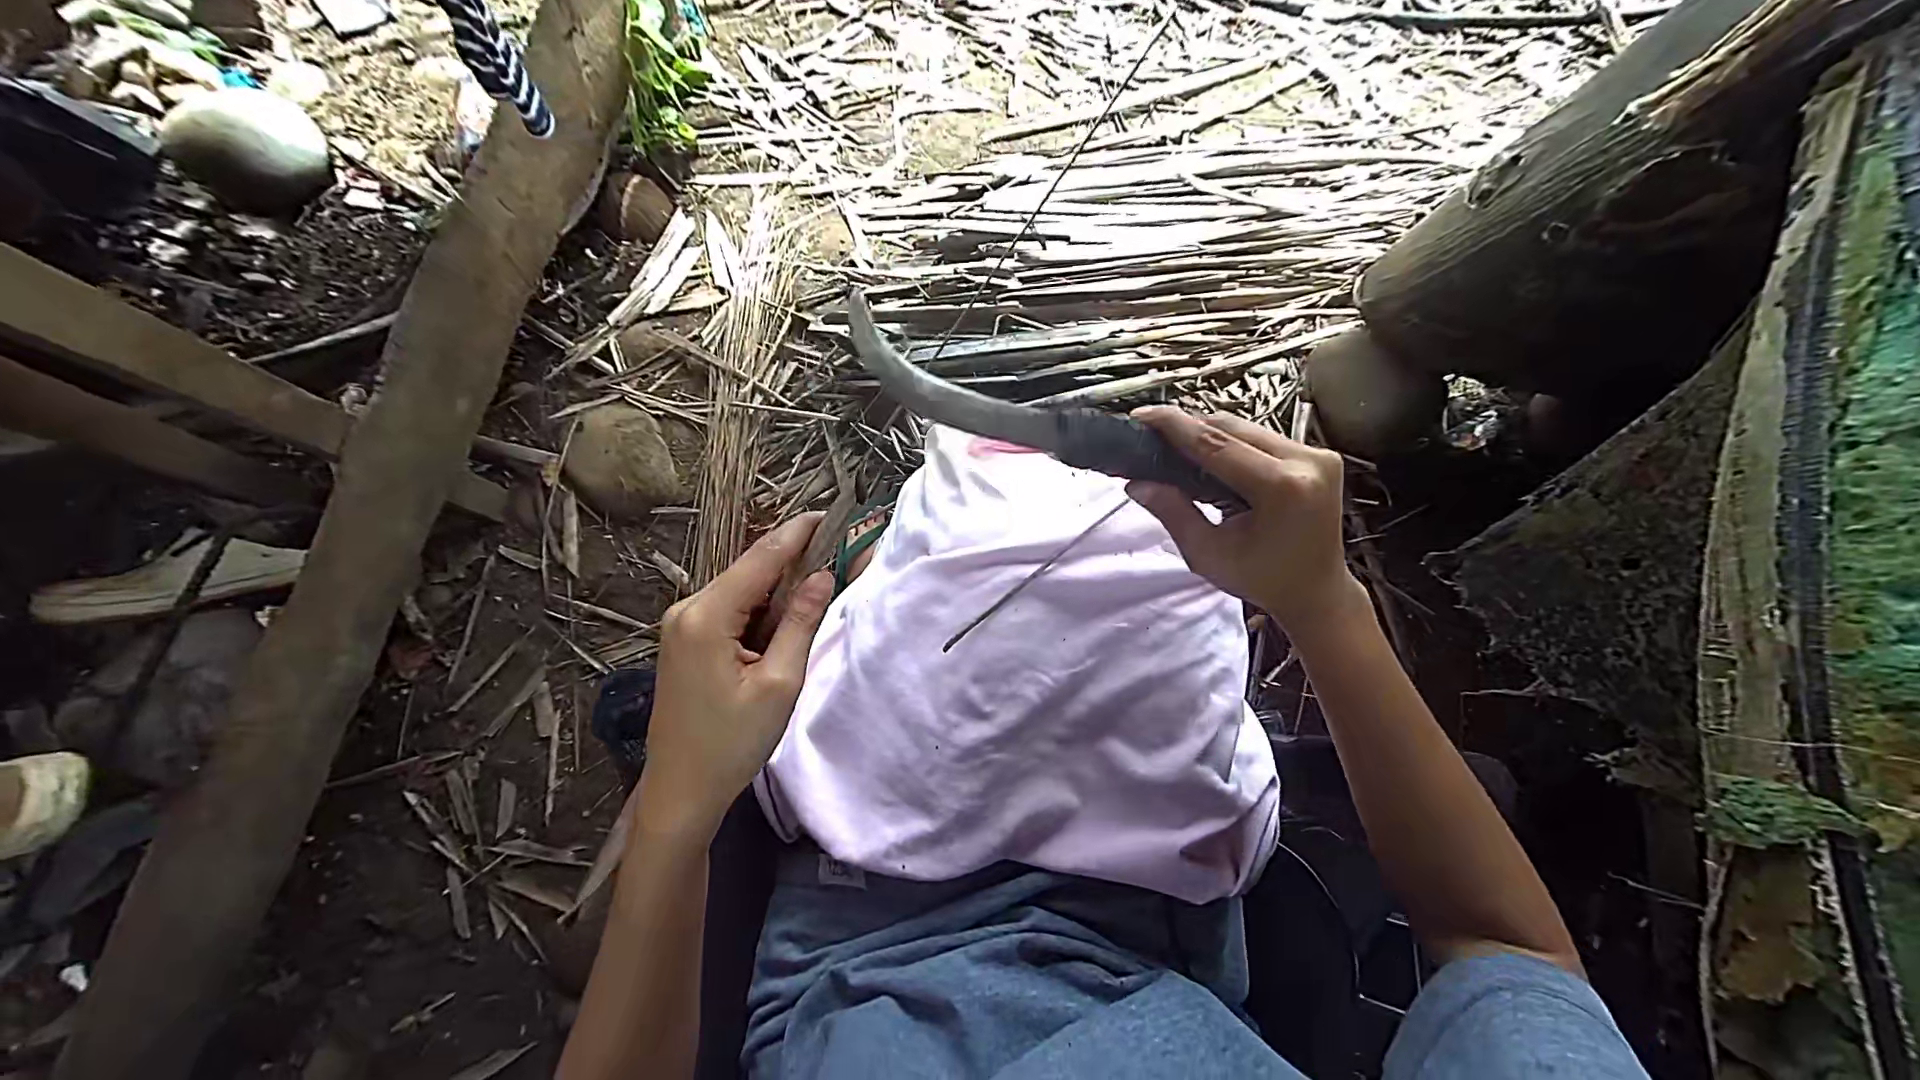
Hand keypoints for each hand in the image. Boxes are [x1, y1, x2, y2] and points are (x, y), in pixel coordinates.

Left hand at [637, 513, 834, 836]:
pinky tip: (786, 619)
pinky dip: (762, 609)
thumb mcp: (779, 683)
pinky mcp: (686, 640)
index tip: (831, 514)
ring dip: (780, 588)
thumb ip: (800, 622)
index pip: (761, 558)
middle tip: (839, 557)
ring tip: (820, 589)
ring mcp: (681, 625)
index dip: (798, 533)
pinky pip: (731, 609)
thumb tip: (824, 575)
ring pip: (743, 589)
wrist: (680, 792)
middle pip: (751, 571)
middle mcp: (687, 609)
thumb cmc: (731, 744)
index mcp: (706, 616)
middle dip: (795, 561)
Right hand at [1127, 407, 1363, 633]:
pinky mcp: (1318, 456)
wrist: (1315, 592)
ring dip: (1209, 433)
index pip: (1215, 444)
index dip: (1174, 426)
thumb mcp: (1207, 552)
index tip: (1142, 416)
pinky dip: (1231, 443)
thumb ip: (1172, 511)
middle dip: (1188, 426)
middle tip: (1151, 432)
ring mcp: (1318, 456)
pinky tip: (1207, 456)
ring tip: (1174, 445)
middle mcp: (1307, 462)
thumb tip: (1137, 483)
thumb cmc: (1261, 580)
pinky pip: (1263, 438)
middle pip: (1233, 428)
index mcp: (1282, 488)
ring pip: (1248, 429)